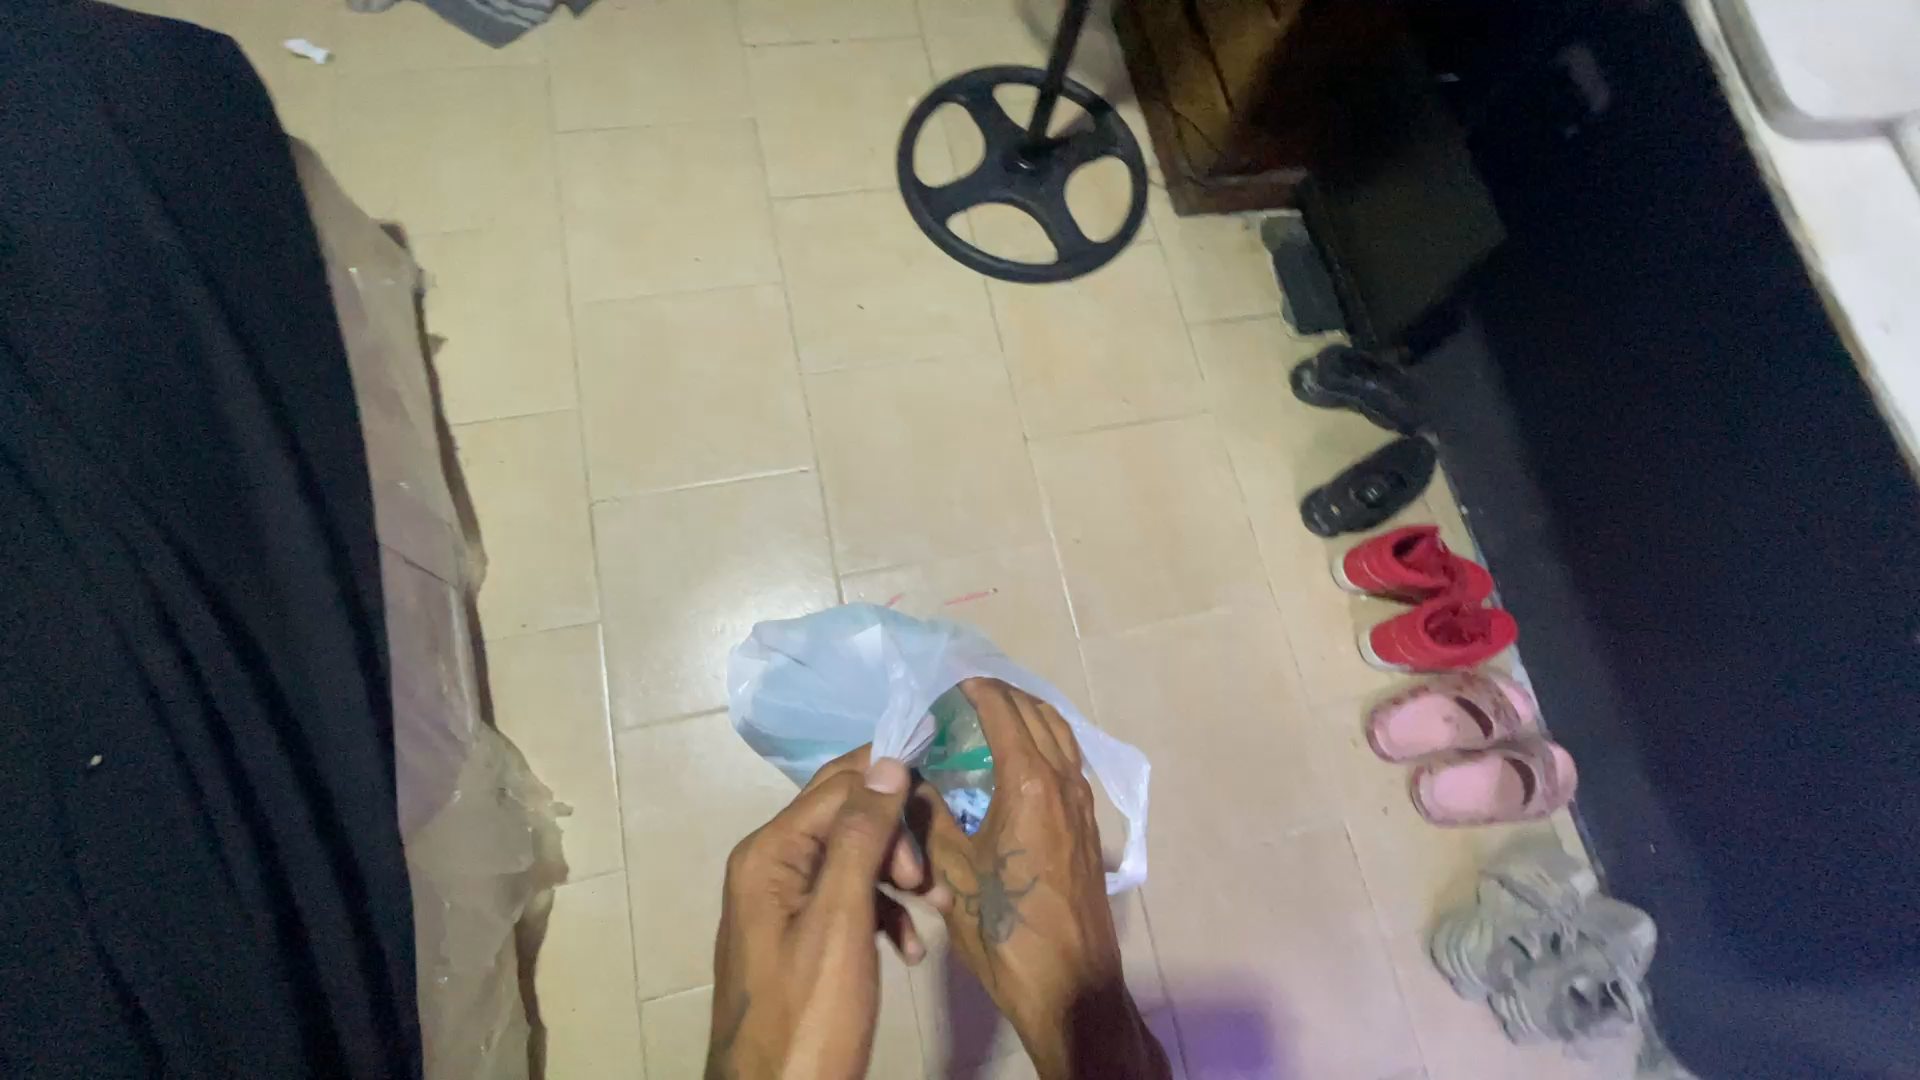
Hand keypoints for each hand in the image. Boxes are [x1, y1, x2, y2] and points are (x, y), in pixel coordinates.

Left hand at [707, 747, 950, 1079]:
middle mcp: (773, 863)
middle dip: (898, 835)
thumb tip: (888, 761)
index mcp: (771, 851)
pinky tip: (913, 945)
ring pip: (856, 856)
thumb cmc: (810, 1013)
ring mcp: (786, 899)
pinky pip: (852, 896)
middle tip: (932, 875)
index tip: (939, 809)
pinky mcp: (803, 931)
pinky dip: (886, 911)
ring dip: (900, 875)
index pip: (839, 785)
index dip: (890, 790)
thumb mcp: (841, 920)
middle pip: (847, 815)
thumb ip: (862, 836)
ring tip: (938, 908)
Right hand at [912, 679, 1169, 1079]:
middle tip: (969, 693)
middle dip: (1005, 694)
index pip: (1004, 714)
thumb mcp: (952, 873)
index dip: (979, 691)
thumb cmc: (1006, 929)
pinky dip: (1046, 739)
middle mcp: (1062, 781)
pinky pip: (1069, 758)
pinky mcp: (1088, 823)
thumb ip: (929, 817)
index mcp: (1028, 783)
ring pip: (1061, 733)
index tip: (953, 683)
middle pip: (1037, 713)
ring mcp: (1082, 802)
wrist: (1070, 986)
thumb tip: (909, 780)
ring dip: (1030, 712)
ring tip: (997, 713)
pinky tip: (1021, 757)